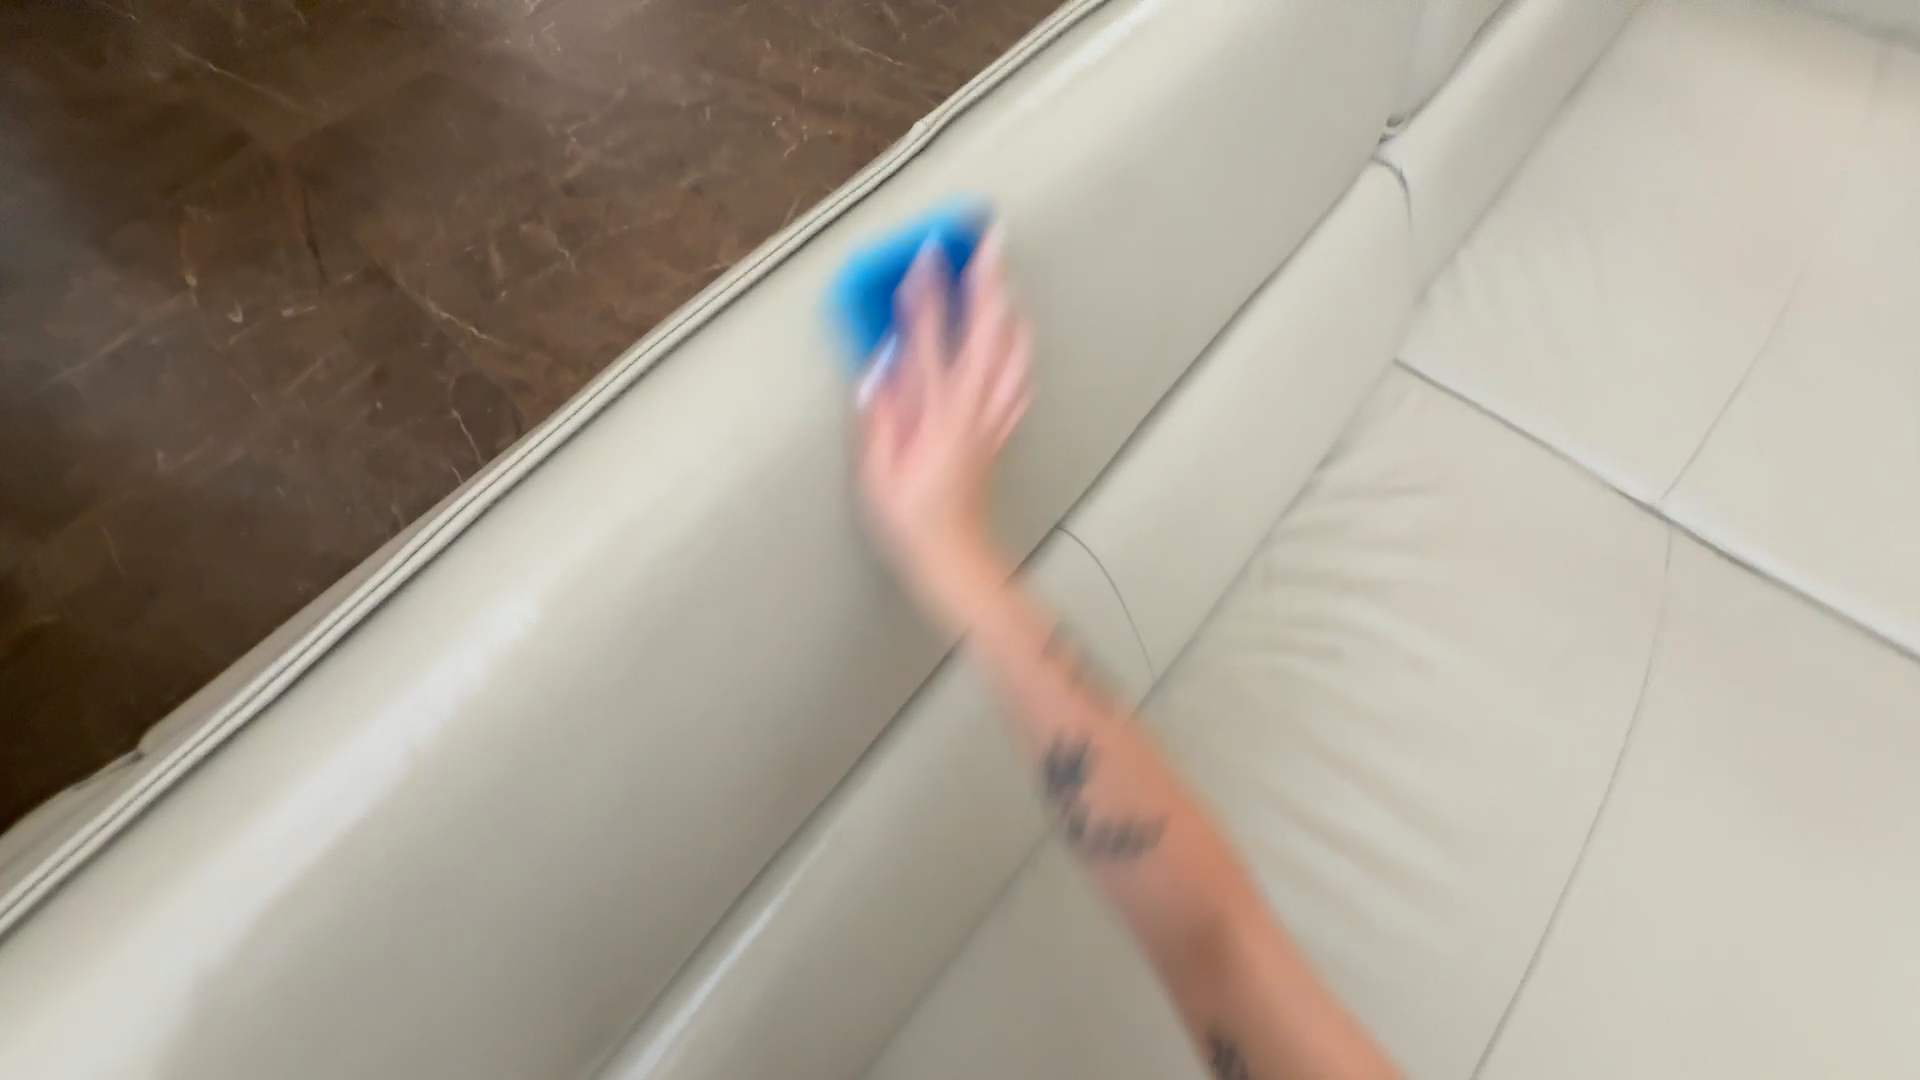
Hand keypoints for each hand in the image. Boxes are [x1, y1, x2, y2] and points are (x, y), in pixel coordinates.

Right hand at [858, 226, 1032, 626]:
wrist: (953, 557)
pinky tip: (1020, 339)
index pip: (932, 343)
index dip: (928, 296)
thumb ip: (878, 417)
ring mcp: (993, 421)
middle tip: (989, 239)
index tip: (925, 256)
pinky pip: (1020, 384)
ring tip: (1006, 277)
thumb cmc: (911, 521)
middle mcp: (973, 412)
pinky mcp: (1000, 434)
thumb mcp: (877, 473)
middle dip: (988, 281)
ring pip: (1013, 354)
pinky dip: (1021, 353)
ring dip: (1010, 310)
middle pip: (987, 334)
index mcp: (939, 418)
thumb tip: (878, 367)